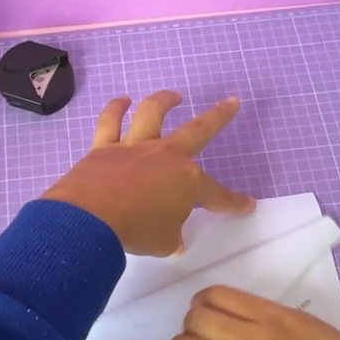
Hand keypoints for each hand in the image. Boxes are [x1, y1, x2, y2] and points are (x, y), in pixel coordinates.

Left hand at [41, 91, 253, 256]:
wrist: (92, 218)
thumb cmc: (136, 231)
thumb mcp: (164, 242)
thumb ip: (171, 237)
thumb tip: (174, 240)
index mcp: (187, 181)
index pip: (217, 194)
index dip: (233, 202)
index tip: (247, 205)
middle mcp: (165, 156)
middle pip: (198, 130)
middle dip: (219, 116)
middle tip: (231, 102)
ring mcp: (134, 147)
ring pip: (152, 113)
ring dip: (165, 101)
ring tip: (173, 96)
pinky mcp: (104, 147)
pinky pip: (110, 122)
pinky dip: (116, 109)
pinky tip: (122, 102)